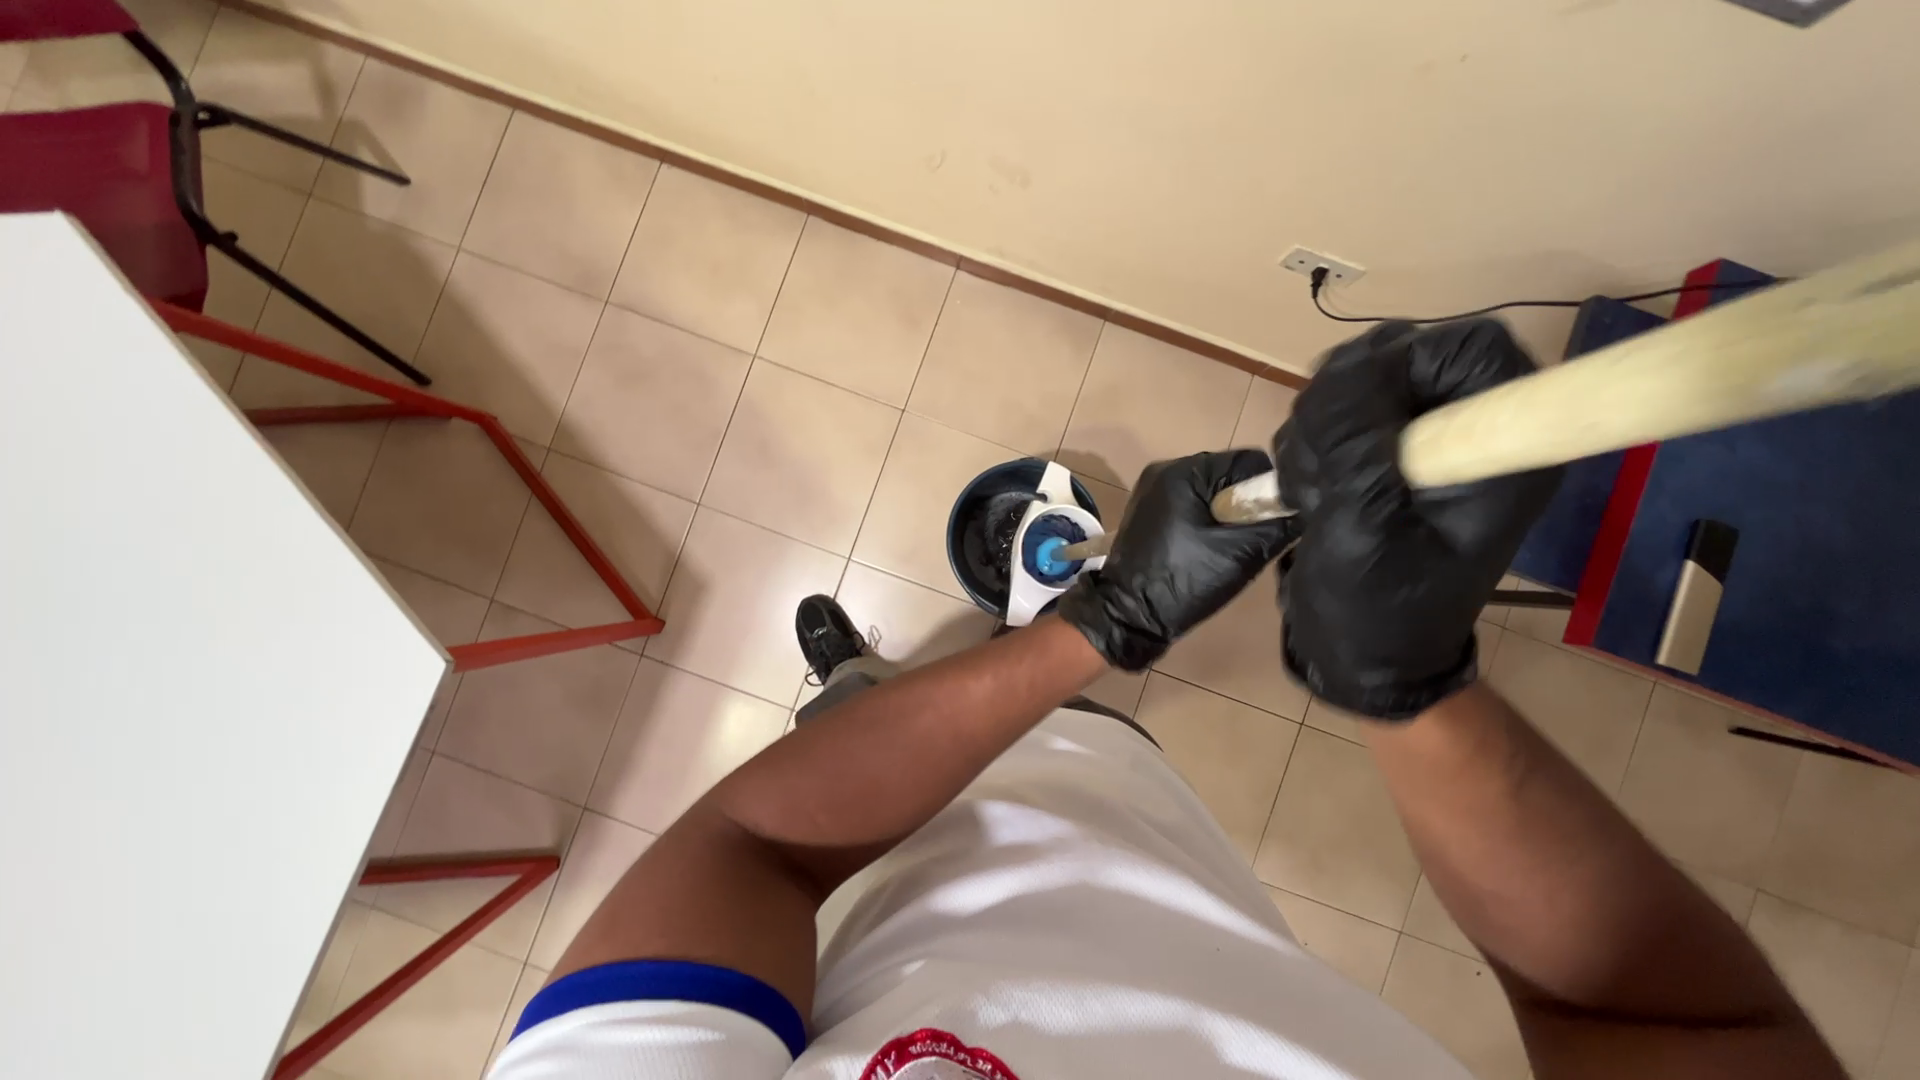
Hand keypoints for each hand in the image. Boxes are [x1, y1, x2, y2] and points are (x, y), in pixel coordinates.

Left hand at [1058, 450, 1293, 670]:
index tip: (1275, 520)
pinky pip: (1190, 505)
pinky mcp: (1148, 512)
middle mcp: (1164, 471)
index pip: (1248, 461)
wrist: (1128, 615)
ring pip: (1211, 492)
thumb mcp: (1240, 553)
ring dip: (1227, 515)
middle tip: (1252, 538)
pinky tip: (1208, 549)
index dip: (1269, 488)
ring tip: (1230, 547)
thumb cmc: (1183, 580)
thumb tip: (1301, 507)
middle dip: (1246, 503)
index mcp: (1184, 471)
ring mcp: (1152, 492)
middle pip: (1228, 475)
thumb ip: (1277, 524)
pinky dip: (1206, 522)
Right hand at [1274, 319, 1560, 719]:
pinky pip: (1332, 412)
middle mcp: (1466, 431)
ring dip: (1316, 431)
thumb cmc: (1378, 610)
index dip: (1408, 361)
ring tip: (1315, 494)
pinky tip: (1309, 490)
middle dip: (1343, 404)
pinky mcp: (1381, 452)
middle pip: (1402, 353)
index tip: (1359, 418)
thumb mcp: (1363, 531)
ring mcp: (1419, 440)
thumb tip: (1338, 370)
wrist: (1359, 655)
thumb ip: (1354, 448)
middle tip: (1321, 469)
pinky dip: (1306, 443)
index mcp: (1499, 450)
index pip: (1472, 349)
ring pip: (1355, 381)